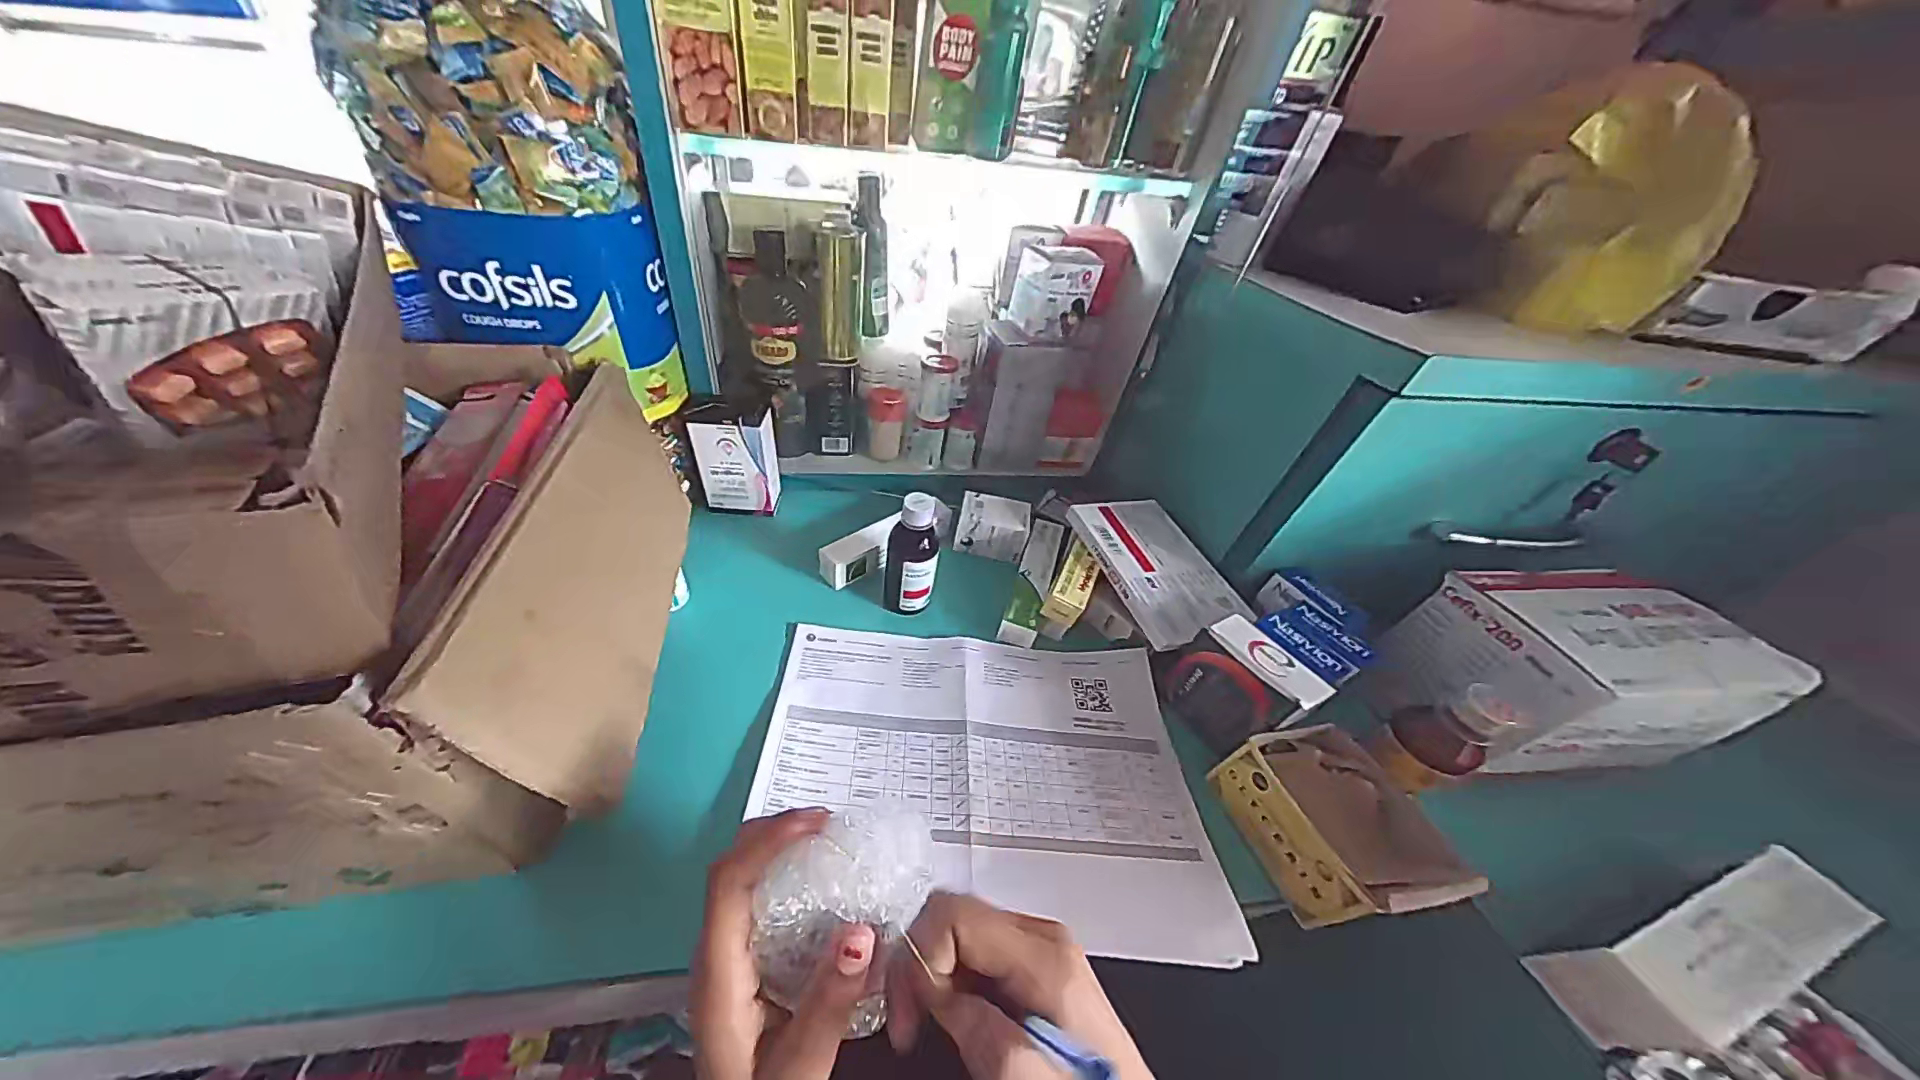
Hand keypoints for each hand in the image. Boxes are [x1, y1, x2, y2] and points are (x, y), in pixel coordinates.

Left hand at [691, 808, 880, 1079]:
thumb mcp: (800, 1066)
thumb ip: (829, 1004)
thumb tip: (862, 931)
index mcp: (718, 975)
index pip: (728, 883)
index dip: (768, 841)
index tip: (817, 823)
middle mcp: (713, 954)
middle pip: (728, 868)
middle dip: (773, 831)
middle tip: (826, 822)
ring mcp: (723, 954)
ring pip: (739, 876)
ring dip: (776, 843)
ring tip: (822, 835)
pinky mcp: (739, 959)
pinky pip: (753, 894)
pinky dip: (781, 867)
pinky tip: (813, 873)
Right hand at [888, 893, 1153, 1079]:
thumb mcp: (1026, 1076)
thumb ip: (976, 1028)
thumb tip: (932, 988)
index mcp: (1046, 957)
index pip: (955, 912)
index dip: (920, 955)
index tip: (911, 1008)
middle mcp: (1045, 940)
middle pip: (955, 912)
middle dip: (919, 960)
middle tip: (907, 1018)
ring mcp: (1042, 950)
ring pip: (961, 929)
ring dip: (930, 971)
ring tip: (923, 1022)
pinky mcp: (1035, 968)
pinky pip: (975, 951)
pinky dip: (949, 978)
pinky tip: (950, 1016)